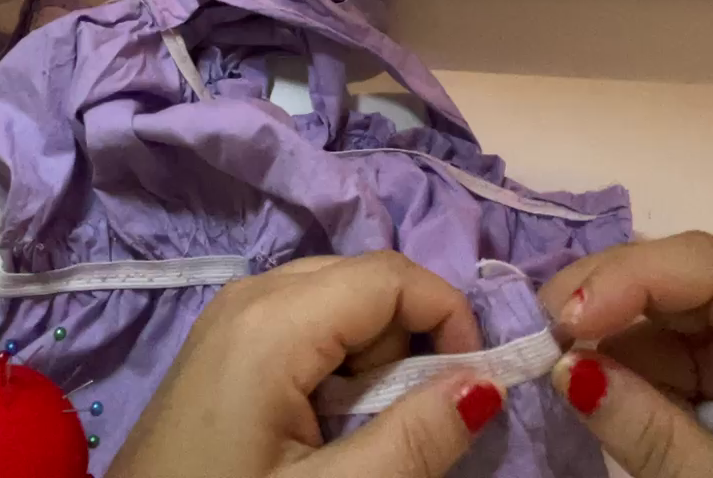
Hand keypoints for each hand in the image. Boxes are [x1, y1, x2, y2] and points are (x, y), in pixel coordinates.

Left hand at [108, 252, 505, 477]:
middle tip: (394, 424)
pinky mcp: (227, 335)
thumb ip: (416, 438)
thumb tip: (486, 382)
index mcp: (274, 317)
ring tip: (351, 432)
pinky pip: (306, 319)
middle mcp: (253, 289)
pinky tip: (318, 420)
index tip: (472, 387)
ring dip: (371, 357)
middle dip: (404, 342)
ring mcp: (234, 309)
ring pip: (339, 299)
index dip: (447, 316)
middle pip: (365, 281)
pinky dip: (336, 360)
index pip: (390, 274)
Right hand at [540, 232, 712, 477]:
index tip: (565, 323)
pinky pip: (654, 357)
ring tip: (546, 364)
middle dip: (601, 296)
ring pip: (655, 315)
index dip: (632, 278)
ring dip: (596, 333)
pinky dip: (610, 366)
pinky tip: (581, 385)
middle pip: (678, 279)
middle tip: (535, 336)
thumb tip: (564, 368)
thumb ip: (659, 442)